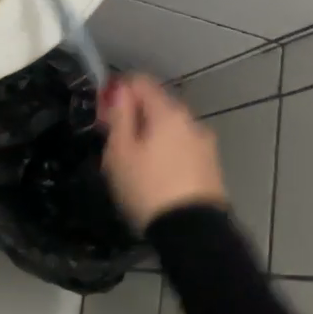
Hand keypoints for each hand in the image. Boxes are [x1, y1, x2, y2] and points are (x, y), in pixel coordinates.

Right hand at [101, 75, 226, 230]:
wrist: (193, 231)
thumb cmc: (148, 187)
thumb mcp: (120, 151)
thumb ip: (119, 115)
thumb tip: (118, 90)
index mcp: (167, 112)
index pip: (140, 81)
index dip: (117, 90)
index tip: (101, 112)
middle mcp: (191, 120)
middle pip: (156, 104)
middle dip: (133, 115)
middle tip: (111, 139)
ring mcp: (204, 143)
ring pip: (170, 127)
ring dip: (150, 134)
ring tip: (132, 161)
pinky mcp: (210, 165)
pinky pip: (181, 146)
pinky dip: (165, 150)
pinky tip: (153, 173)